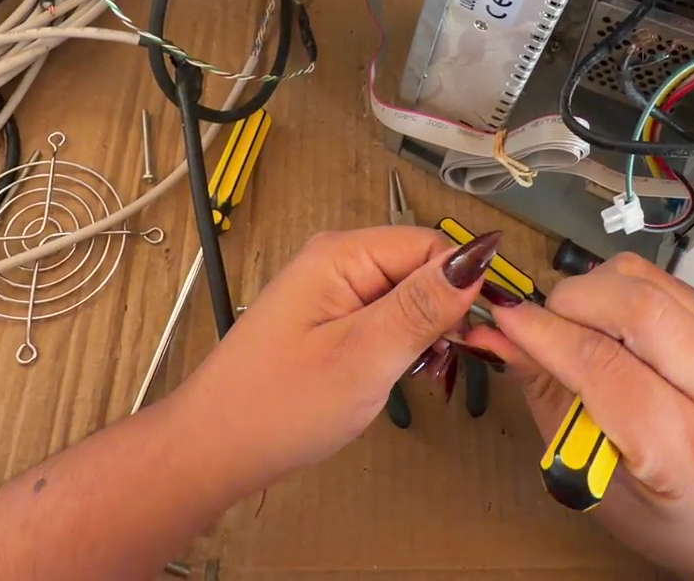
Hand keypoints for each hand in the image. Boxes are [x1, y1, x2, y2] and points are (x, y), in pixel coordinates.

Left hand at [168, 225, 500, 491]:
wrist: (215, 449)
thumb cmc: (280, 406)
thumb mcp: (364, 357)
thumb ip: (422, 305)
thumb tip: (478, 257)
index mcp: (343, 253)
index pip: (431, 244)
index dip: (463, 283)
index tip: (478, 334)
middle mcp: (338, 258)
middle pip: (420, 266)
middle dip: (442, 311)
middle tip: (439, 364)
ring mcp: (332, 287)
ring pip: (406, 293)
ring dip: (423, 330)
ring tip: (414, 374)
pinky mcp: (330, 314)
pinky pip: (384, 313)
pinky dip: (400, 342)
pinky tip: (394, 373)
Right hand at [467, 253, 693, 576]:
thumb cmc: (650, 507)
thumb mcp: (585, 469)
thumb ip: (541, 388)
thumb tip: (486, 332)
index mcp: (691, 458)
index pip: (609, 372)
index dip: (548, 335)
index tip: (503, 316)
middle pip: (642, 311)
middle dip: (573, 300)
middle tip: (539, 318)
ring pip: (649, 284)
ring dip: (592, 286)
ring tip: (570, 320)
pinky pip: (660, 279)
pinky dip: (615, 283)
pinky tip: (602, 316)